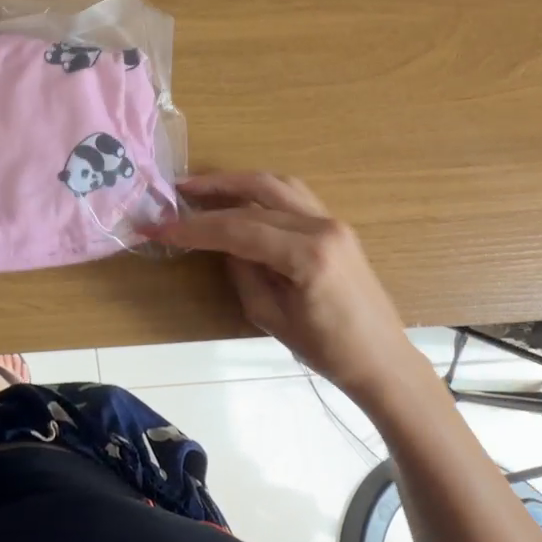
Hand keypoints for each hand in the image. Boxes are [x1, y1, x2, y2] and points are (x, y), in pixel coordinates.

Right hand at [148, 172, 424, 406]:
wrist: (382, 360)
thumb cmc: (326, 350)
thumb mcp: (269, 315)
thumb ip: (242, 271)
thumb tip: (222, 244)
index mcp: (308, 256)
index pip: (238, 229)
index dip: (194, 228)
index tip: (159, 228)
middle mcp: (323, 228)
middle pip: (255, 197)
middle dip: (209, 194)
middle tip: (174, 194)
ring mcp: (333, 222)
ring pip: (276, 184)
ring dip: (235, 181)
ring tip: (200, 186)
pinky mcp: (335, 226)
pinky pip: (292, 195)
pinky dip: (259, 190)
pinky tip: (236, 196)